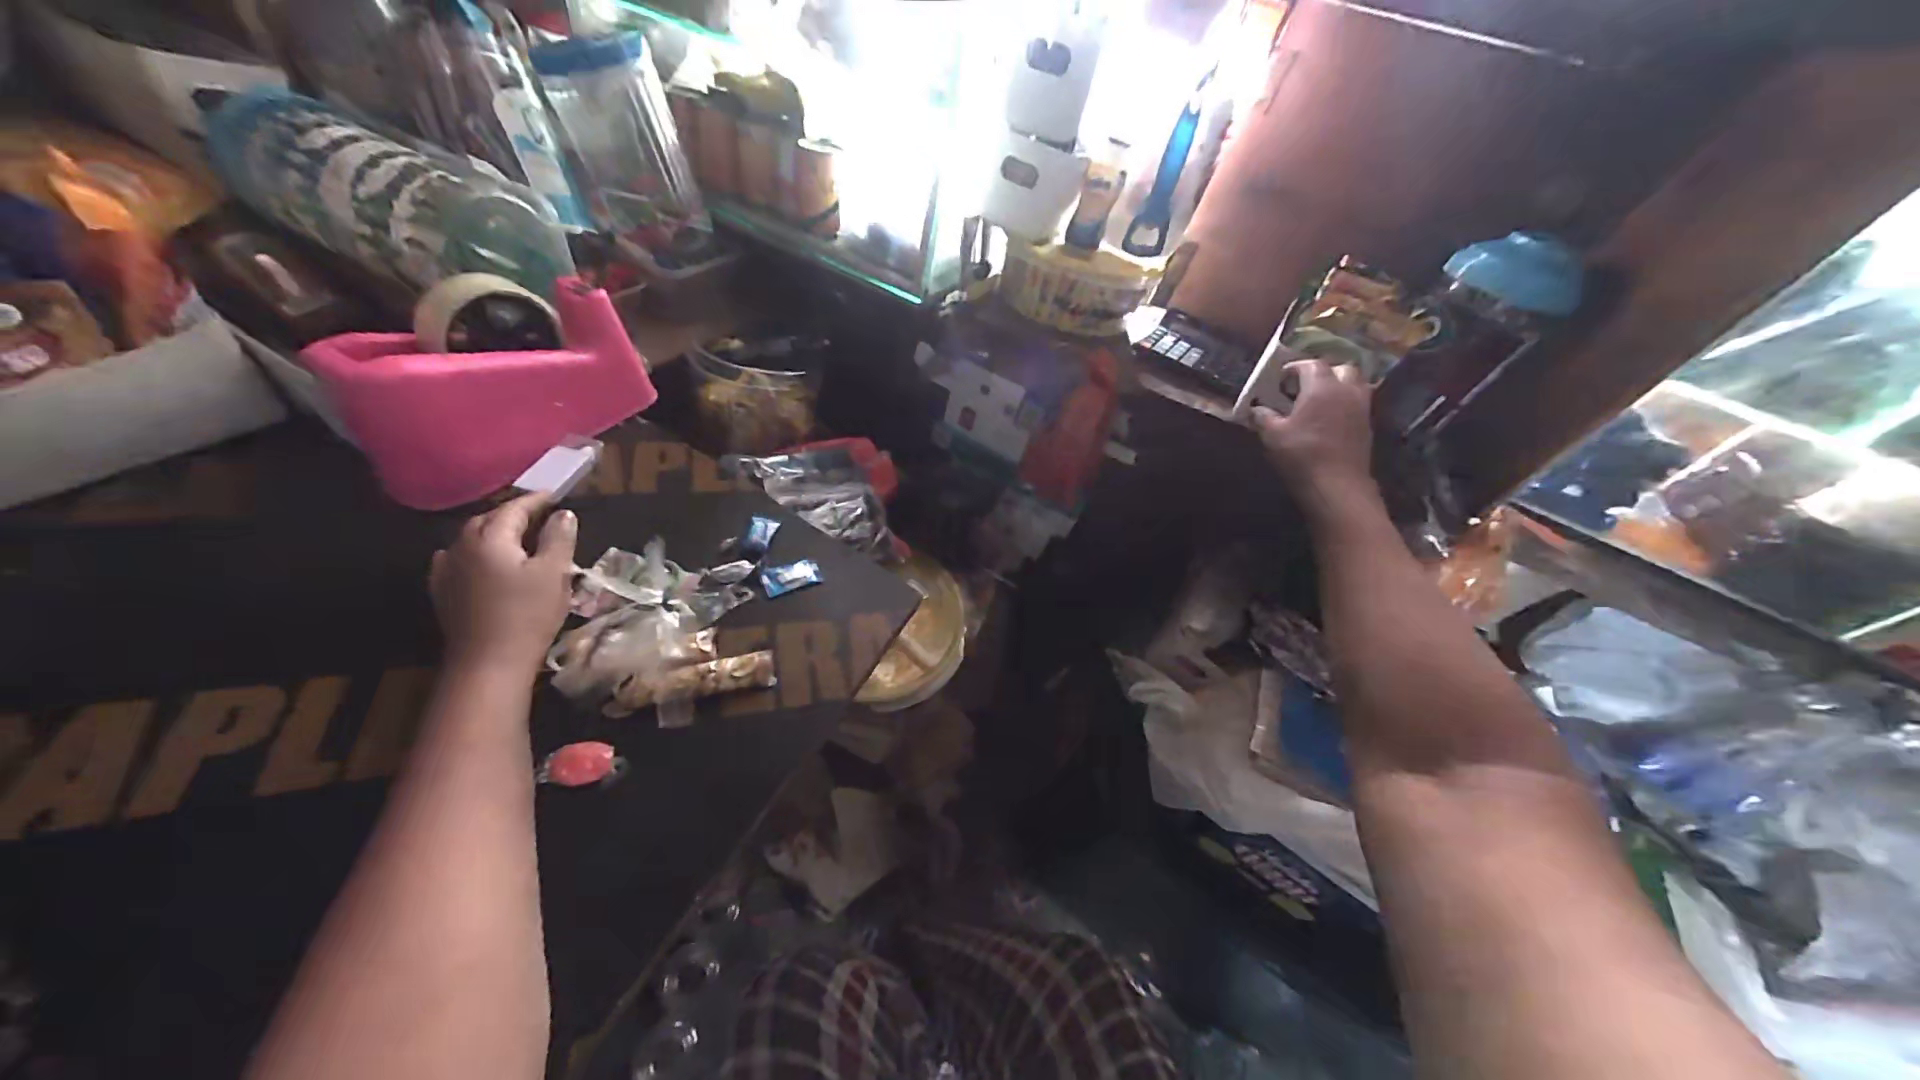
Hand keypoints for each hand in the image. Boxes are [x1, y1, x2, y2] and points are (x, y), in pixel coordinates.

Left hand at [430, 493, 577, 674]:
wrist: (488, 661)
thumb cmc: (527, 614)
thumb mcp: (554, 573)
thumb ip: (558, 538)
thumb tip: (563, 514)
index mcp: (490, 538)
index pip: (514, 508)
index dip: (536, 500)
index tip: (555, 497)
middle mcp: (462, 546)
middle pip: (488, 519)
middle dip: (513, 513)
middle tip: (538, 514)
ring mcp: (448, 569)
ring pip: (471, 538)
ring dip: (494, 532)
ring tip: (515, 535)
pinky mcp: (444, 591)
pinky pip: (458, 559)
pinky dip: (475, 552)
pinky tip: (480, 559)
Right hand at [1252, 360, 1375, 502]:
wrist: (1337, 485)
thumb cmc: (1302, 455)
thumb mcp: (1273, 436)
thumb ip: (1263, 417)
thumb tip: (1256, 409)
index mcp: (1321, 387)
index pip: (1310, 364)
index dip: (1294, 368)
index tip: (1280, 378)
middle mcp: (1346, 391)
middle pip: (1340, 368)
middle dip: (1322, 372)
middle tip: (1304, 386)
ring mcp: (1361, 408)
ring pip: (1355, 384)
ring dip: (1338, 386)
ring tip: (1319, 401)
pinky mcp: (1367, 425)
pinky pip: (1358, 403)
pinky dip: (1345, 403)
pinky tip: (1329, 419)